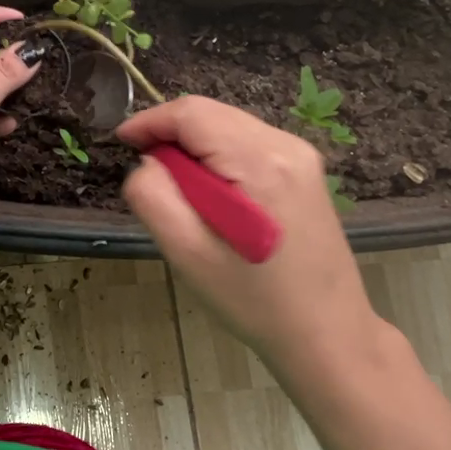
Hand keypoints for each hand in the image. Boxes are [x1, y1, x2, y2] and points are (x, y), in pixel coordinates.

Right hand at [119, 97, 381, 365]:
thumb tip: (148, 161)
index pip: (190, 113)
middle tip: (149, 175)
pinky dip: (216, 156)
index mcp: (260, 162)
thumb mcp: (187, 252)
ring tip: (181, 193)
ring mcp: (301, 157)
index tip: (122, 144)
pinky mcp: (304, 171)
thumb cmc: (253, 299)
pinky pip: (244, 142)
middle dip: (170, 135)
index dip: (149, 121)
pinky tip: (213, 197)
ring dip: (193, 147)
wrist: (328, 336)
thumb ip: (153, 195)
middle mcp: (286, 146)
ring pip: (225, 125)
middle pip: (209, 114)